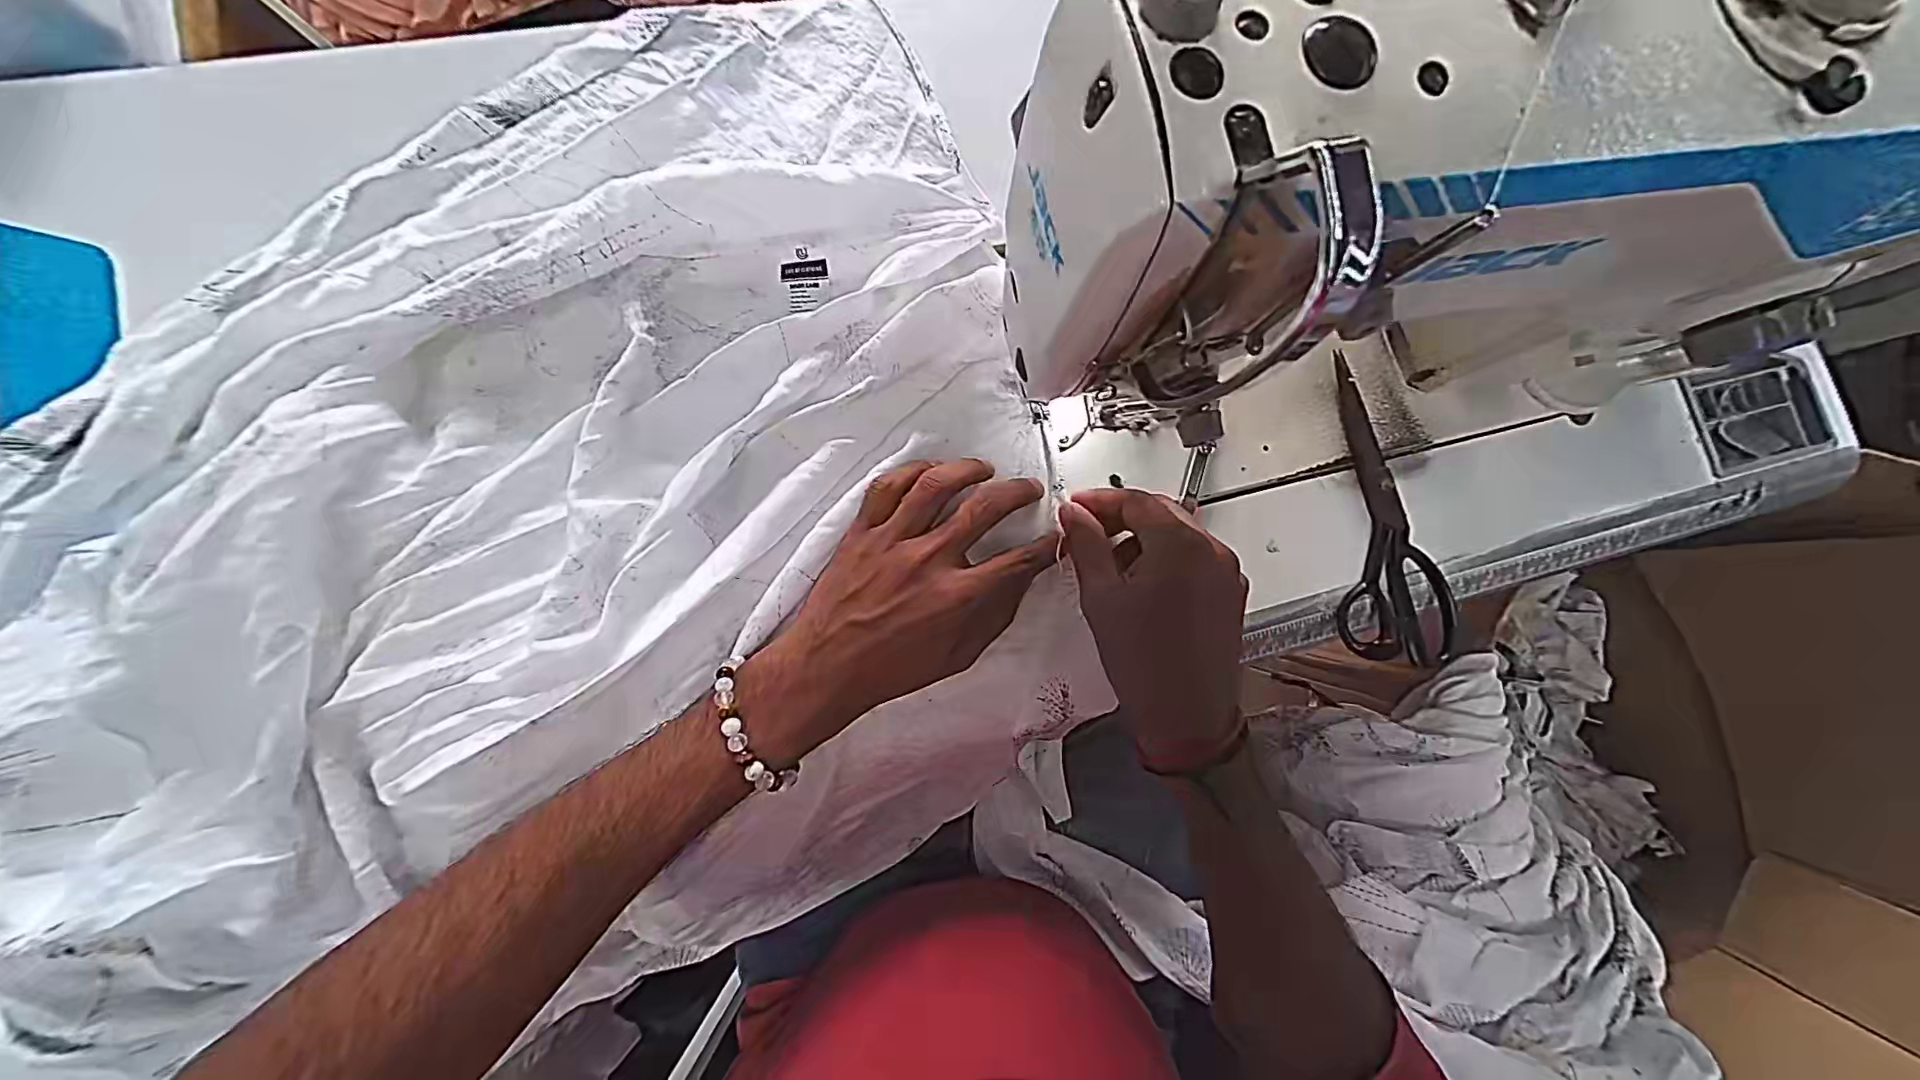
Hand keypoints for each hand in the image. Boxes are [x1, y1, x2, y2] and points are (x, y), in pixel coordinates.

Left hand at [742, 460, 1059, 763]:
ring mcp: (891, 542)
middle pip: (985, 507)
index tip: (1052, 537)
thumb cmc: (887, 667)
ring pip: (935, 484)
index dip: (1044, 545)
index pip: (1015, 559)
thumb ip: (993, 618)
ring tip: (983, 469)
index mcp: (954, 596)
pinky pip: (886, 487)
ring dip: (967, 469)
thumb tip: (1019, 586)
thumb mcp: (956, 655)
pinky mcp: (862, 533)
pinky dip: (911, 471)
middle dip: (1017, 493)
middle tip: (1026, 490)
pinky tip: (928, 471)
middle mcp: (926, 561)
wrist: (827, 667)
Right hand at [1059, 488, 1247, 773]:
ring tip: (1111, 564)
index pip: (1137, 501)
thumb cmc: (1146, 667)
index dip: (1100, 500)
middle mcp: (1212, 552)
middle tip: (1088, 531)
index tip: (1077, 507)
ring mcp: (1226, 572)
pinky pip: (1194, 557)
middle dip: (1121, 517)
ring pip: (1178, 533)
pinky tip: (1140, 583)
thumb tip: (1075, 515)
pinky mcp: (1230, 592)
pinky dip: (1164, 558)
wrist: (1187, 718)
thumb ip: (1087, 545)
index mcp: (1181, 547)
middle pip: (1161, 511)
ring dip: (1143, 537)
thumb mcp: (1101, 598)